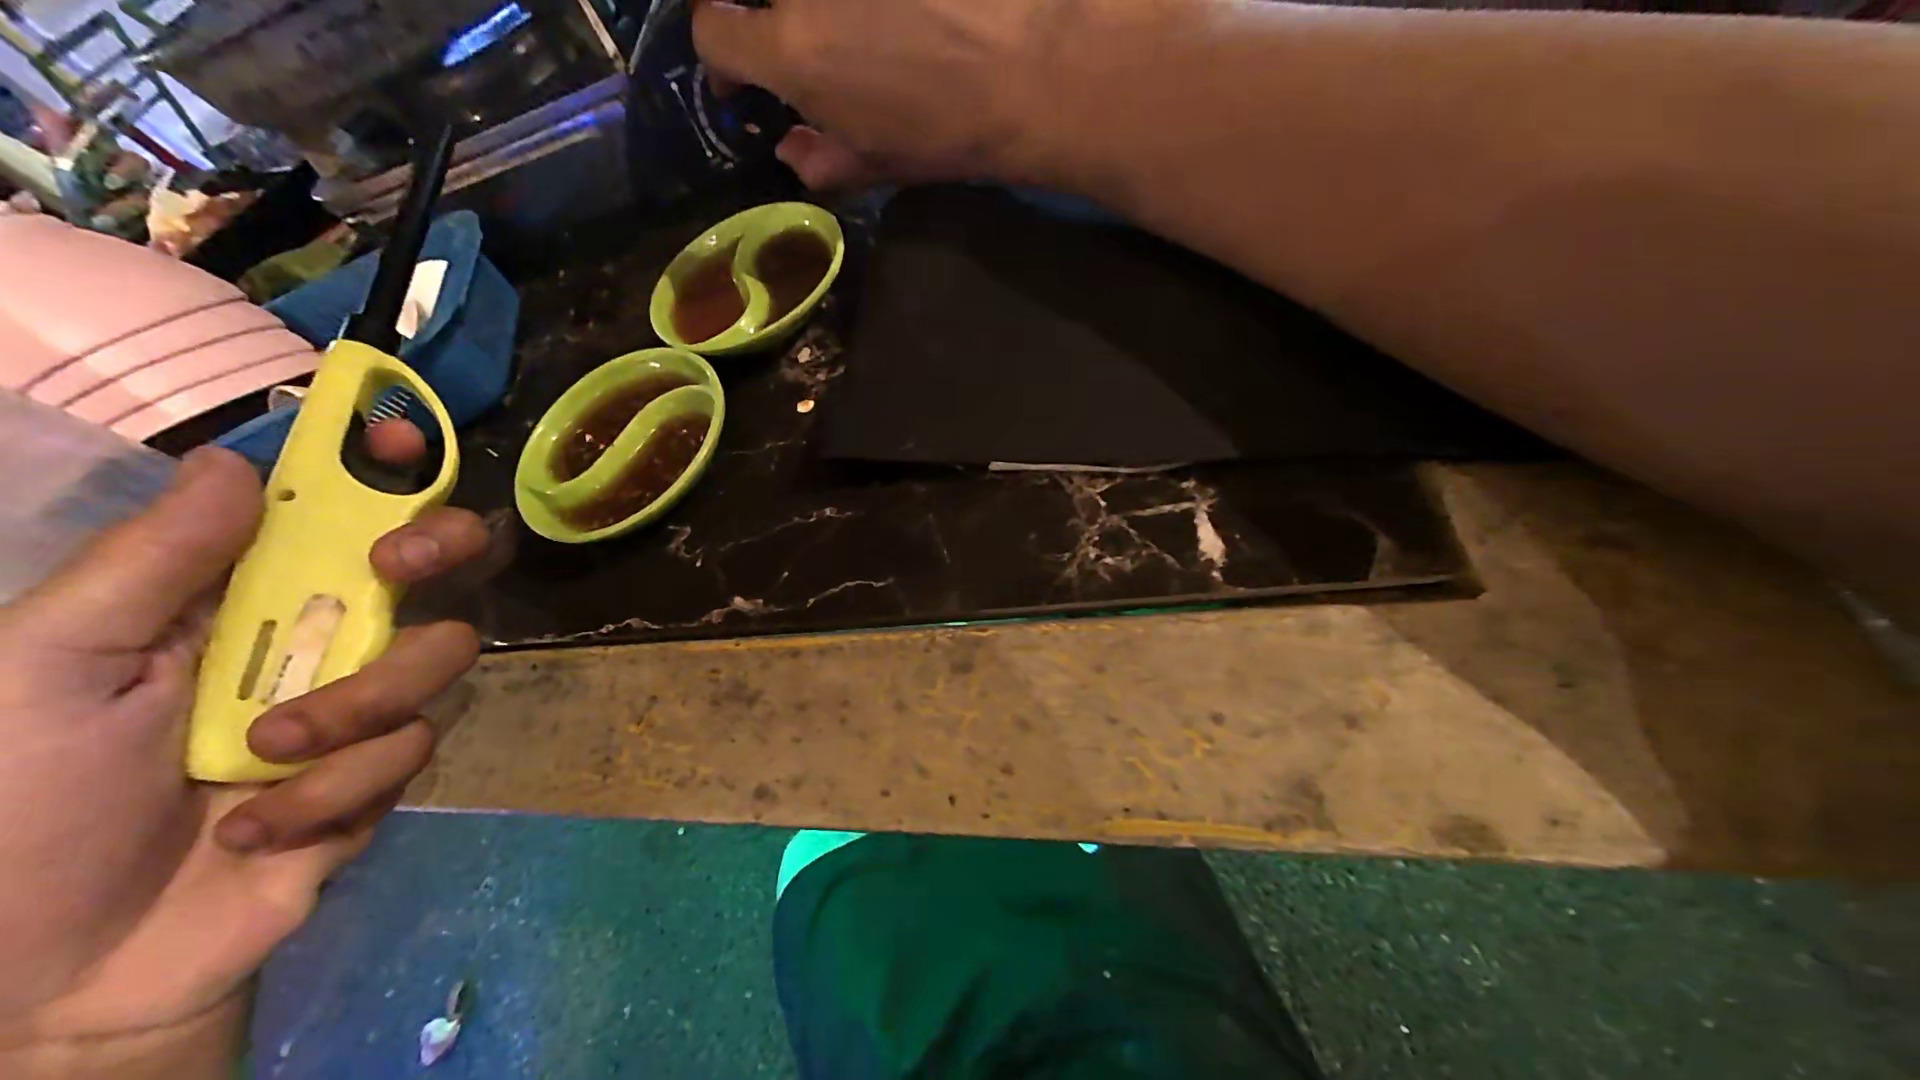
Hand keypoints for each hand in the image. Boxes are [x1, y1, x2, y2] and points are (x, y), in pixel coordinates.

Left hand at [0, 437, 486, 1068]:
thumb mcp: (45, 670)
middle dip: (440, 548)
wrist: (52, 972)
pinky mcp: (388, 773)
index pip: (340, 513)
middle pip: (441, 566)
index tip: (397, 442)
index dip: (381, 468)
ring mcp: (366, 707)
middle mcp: (326, 638)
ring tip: (261, 760)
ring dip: (359, 704)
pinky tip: (254, 831)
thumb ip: (149, 567)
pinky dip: (333, 790)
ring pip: (443, 657)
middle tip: (399, 563)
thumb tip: (241, 465)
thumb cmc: (10, 806)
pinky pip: (411, 751)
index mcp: (246, 600)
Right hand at [693, 0, 1079, 188]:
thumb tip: (792, 150)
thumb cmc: (955, 132)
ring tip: (860, 30)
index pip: (713, 31)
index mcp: (792, 53)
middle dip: (762, 20)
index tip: (746, 76)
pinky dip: (864, 5)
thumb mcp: (883, 164)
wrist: (1037, 67)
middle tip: (797, 44)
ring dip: (821, 14)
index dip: (725, 56)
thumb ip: (822, 159)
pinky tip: (899, 18)